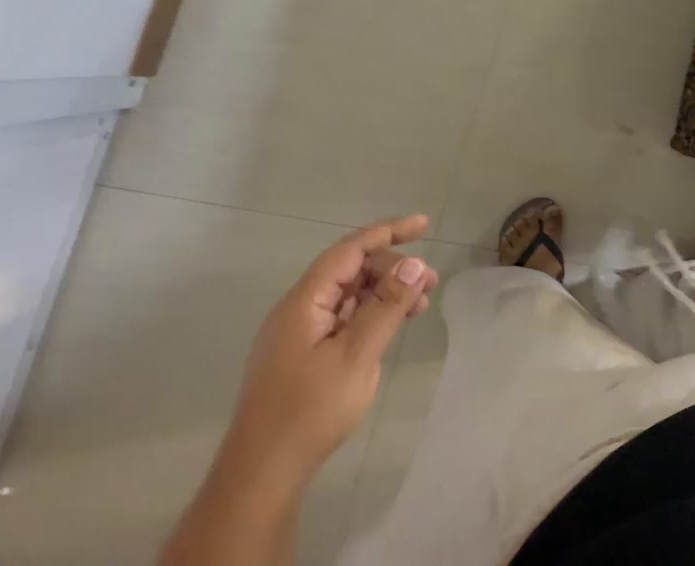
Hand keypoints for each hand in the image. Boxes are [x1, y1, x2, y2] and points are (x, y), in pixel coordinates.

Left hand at [222, 215, 440, 481]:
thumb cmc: (309, 409)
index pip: (349, 251)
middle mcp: (299, 310)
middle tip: (431, 284)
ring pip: (350, 295)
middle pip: (350, 270)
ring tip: (421, 305)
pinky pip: (345, 318)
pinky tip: (394, 325)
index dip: (387, 232)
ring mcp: (300, 333)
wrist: (263, 470)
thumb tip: (415, 264)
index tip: (424, 224)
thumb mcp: (357, 355)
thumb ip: (386, 307)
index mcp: (304, 302)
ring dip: (386, 292)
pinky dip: (373, 313)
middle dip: (392, 268)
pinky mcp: (306, 354)